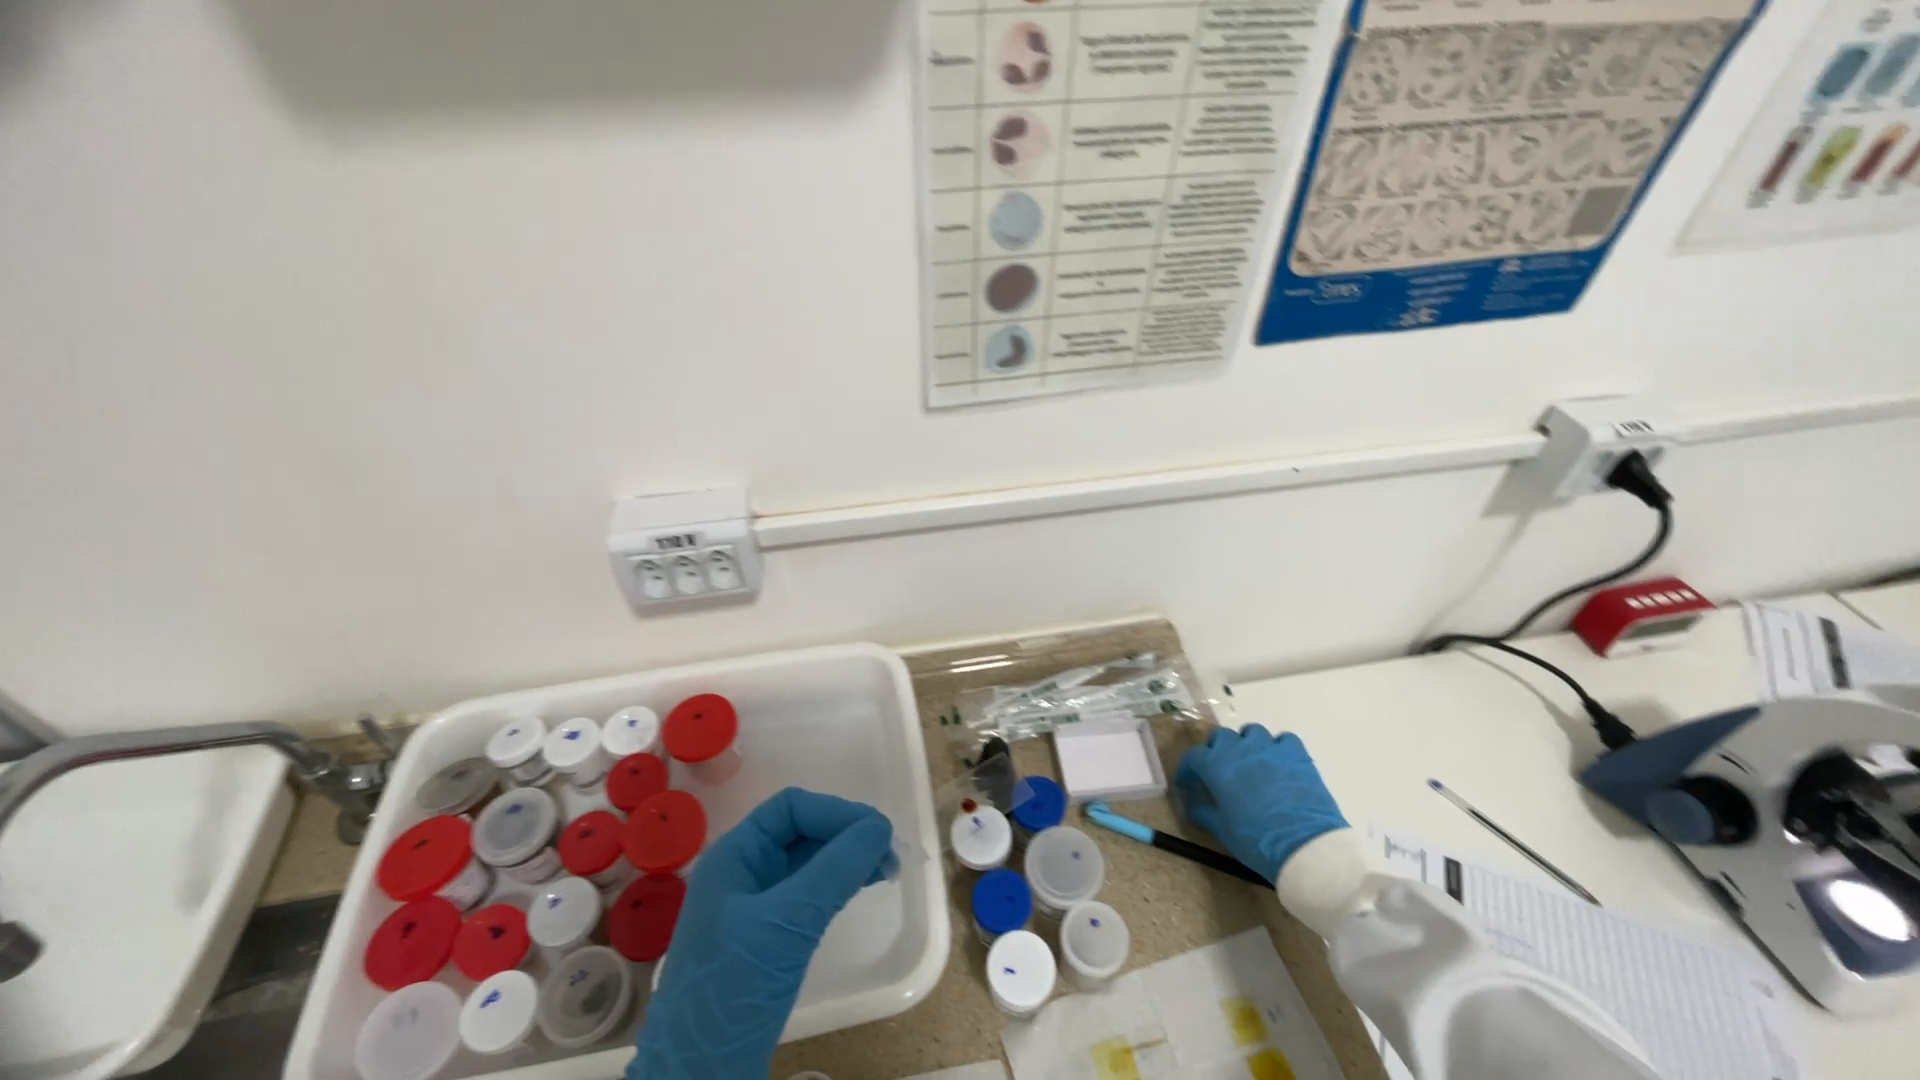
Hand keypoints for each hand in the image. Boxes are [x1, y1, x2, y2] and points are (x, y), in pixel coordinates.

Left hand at [629, 788, 893, 1078]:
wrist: (702, 1071)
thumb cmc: (736, 985)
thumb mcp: (788, 922)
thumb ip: (834, 870)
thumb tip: (879, 827)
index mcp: (735, 857)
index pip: (790, 809)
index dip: (835, 813)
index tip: (877, 834)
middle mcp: (744, 872)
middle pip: (802, 831)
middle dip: (846, 835)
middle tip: (890, 855)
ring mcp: (756, 906)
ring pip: (810, 862)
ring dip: (848, 859)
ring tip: (886, 870)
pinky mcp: (770, 936)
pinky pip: (809, 893)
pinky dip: (839, 885)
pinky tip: (862, 888)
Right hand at [1175, 724, 1347, 882]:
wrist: (1304, 846)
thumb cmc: (1255, 840)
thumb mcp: (1221, 829)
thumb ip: (1203, 811)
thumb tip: (1192, 804)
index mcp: (1216, 766)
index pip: (1193, 756)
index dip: (1188, 768)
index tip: (1189, 782)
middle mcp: (1239, 749)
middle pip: (1221, 736)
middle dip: (1216, 750)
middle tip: (1220, 770)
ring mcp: (1269, 747)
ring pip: (1252, 732)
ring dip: (1247, 744)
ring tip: (1251, 763)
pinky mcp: (1296, 753)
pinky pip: (1284, 740)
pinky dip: (1278, 748)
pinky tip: (1280, 764)